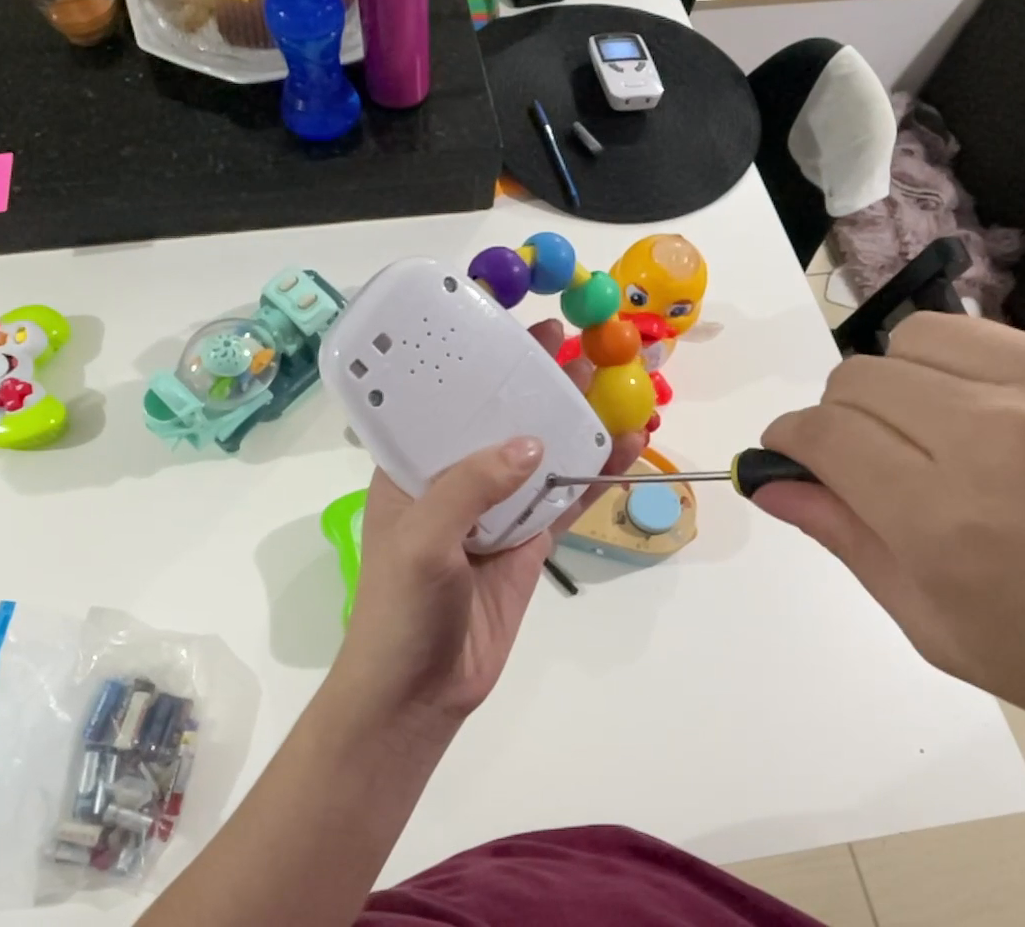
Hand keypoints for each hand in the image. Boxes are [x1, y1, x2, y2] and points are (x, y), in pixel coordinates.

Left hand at [335, 320, 645, 723]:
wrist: (422, 692)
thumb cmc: (401, 610)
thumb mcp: (422, 540)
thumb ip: (470, 486)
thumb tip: (533, 444)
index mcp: (411, 470)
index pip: (443, 403)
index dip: (477, 366)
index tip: (512, 331)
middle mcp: (453, 482)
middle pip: (499, 421)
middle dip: (533, 385)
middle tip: (576, 345)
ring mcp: (494, 512)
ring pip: (538, 456)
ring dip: (571, 424)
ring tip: (610, 384)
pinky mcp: (526, 544)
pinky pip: (562, 501)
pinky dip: (592, 475)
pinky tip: (623, 448)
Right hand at [753, 313, 1024, 852]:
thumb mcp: (954, 638)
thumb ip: (851, 544)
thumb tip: (774, 485)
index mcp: (946, 520)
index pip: (819, 432)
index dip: (789, 443)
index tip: (794, 461)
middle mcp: (997, 435)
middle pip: (857, 376)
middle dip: (838, 416)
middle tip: (871, 464)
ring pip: (920, 337)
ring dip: (900, 380)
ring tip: (937, 433)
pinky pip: (1007, 343)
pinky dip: (976, 375)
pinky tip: (1020, 430)